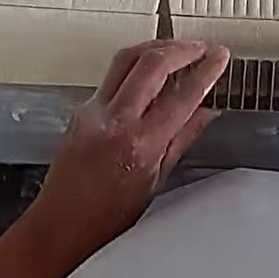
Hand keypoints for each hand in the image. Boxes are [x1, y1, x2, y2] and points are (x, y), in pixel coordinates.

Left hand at [26, 40, 228, 261]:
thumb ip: (182, 138)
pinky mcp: (82, 109)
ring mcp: (93, 112)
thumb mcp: (156, 181)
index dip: (206, 70)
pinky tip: (152, 69)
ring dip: (157, 48)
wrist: (57, 229)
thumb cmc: (106, 219)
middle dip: (182, 48)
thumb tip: (207, 111)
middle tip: (202, 48)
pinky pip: (113, 74)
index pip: (182, 95)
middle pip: (151, 63)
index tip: (220, 56)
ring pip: (127, 58)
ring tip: (179, 49)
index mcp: (140, 145)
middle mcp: (114, 121)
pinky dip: (138, 63)